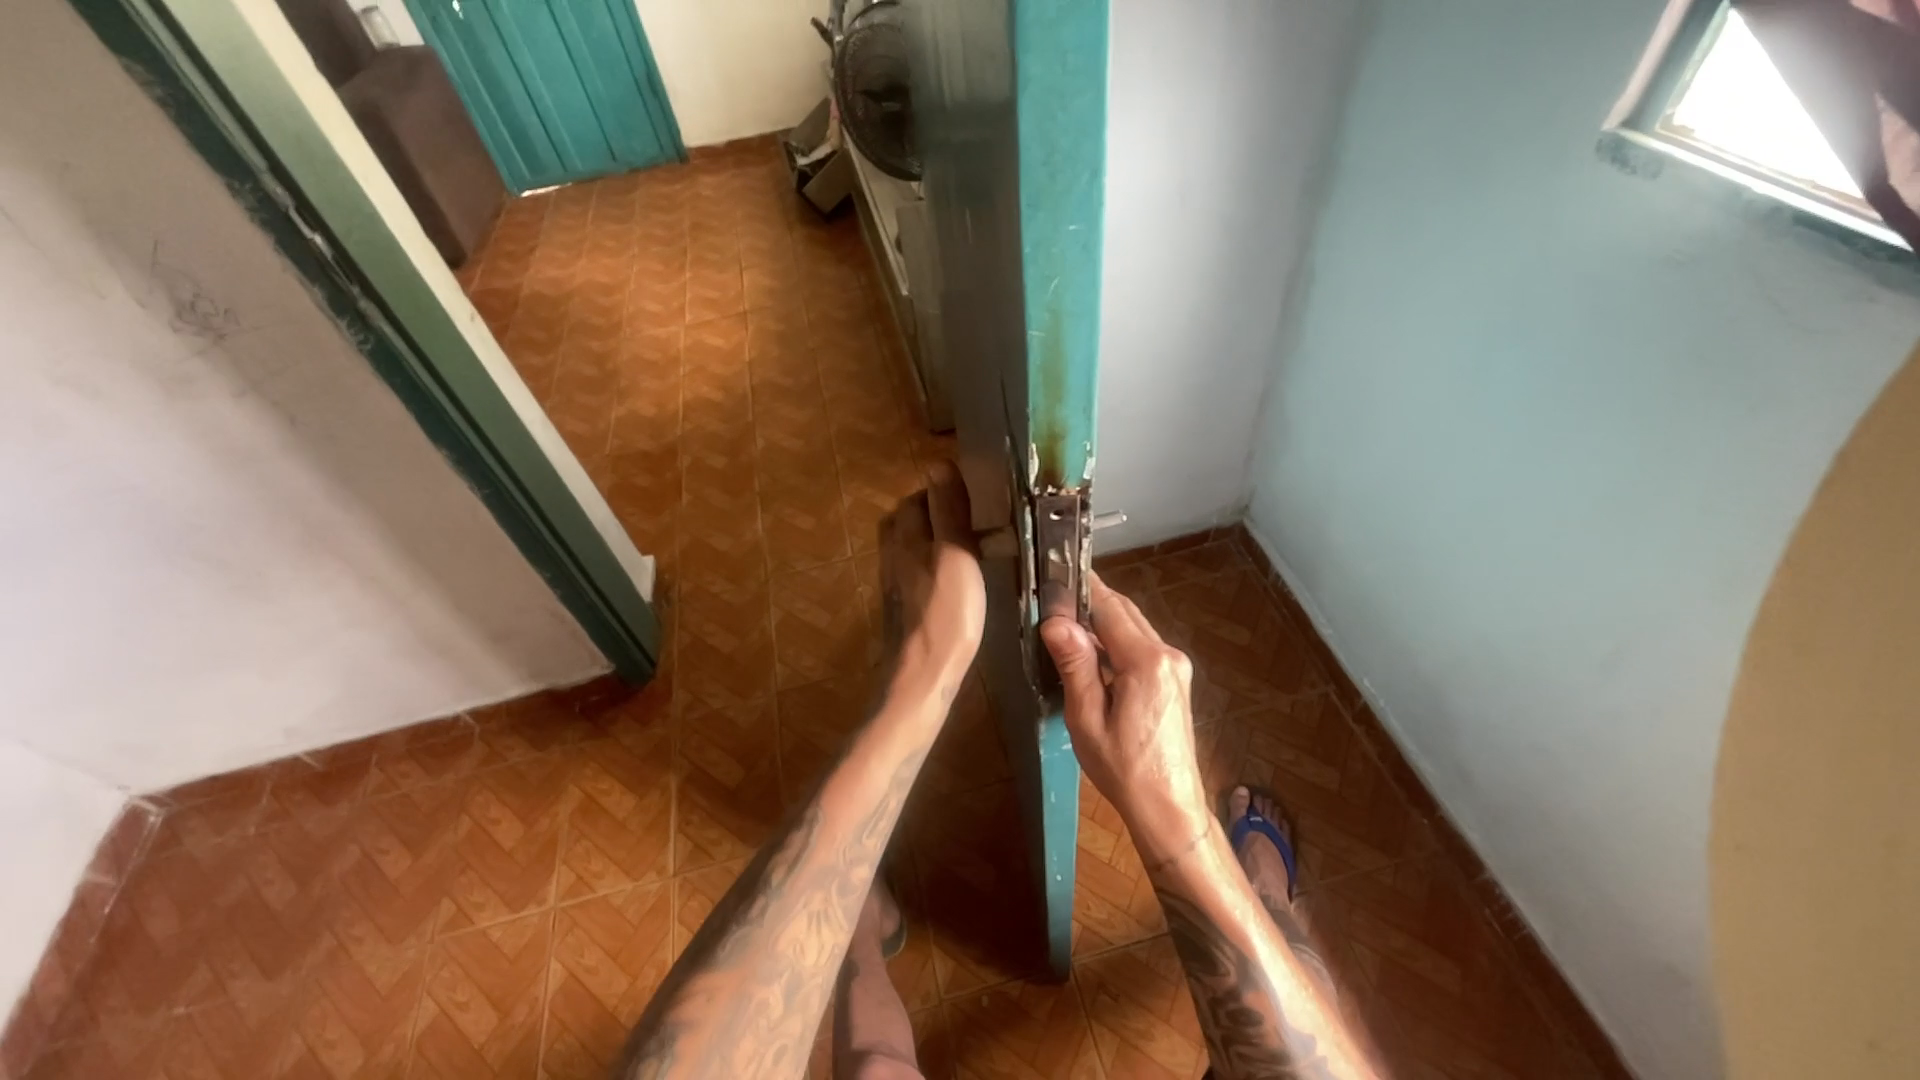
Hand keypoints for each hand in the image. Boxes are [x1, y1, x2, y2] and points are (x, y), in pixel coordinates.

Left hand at [878, 461, 986, 670]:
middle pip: (905, 521)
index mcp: (904, 537)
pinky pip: (912, 573)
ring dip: (929, 540)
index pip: (917, 500)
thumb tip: (938, 463)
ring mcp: (894, 585)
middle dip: (931, 513)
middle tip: (967, 517)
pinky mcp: (901, 609)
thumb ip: (947, 511)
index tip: (971, 494)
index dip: (941, 492)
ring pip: (906, 548)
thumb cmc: (944, 613)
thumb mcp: (955, 555)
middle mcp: (892, 556)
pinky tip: (950, 581)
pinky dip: (929, 566)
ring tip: (962, 545)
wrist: (921, 676)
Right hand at [1041, 575, 1212, 865]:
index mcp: (1146, 662)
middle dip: (1090, 602)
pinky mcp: (1176, 679)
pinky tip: (1093, 654)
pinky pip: (1142, 645)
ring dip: (1103, 621)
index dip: (1080, 590)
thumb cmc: (1123, 769)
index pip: (1109, 607)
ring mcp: (1177, 667)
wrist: (1168, 808)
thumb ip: (1075, 665)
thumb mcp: (1087, 719)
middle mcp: (1168, 655)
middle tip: (1054, 599)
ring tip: (1067, 626)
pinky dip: (1117, 640)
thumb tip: (1056, 622)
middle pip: (1125, 612)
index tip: (1054, 575)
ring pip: (1135, 627)